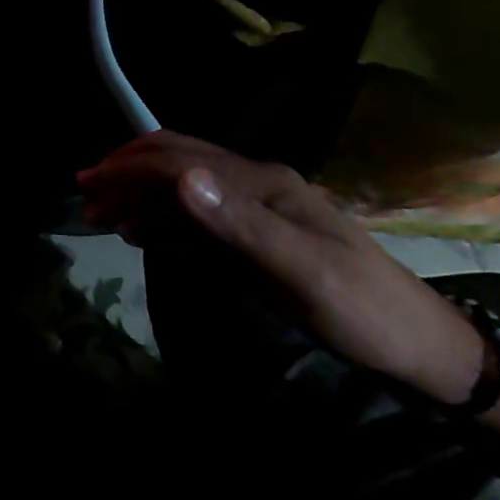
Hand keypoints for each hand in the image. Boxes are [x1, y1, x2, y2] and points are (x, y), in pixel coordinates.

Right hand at [77, 132, 482, 403]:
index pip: (182, 160)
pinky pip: (203, 213)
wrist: (413, 340)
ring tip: (106, 217)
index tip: (87, 185)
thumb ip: (240, 224)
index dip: (131, 168)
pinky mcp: (261, 234)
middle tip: (87, 197)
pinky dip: (166, 216)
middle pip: (182, 161)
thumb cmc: (357, 307)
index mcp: (263, 183)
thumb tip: (181, 178)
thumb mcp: (300, 270)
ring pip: (188, 186)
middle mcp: (258, 184)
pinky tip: (148, 232)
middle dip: (130, 172)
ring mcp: (260, 208)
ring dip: (144, 195)